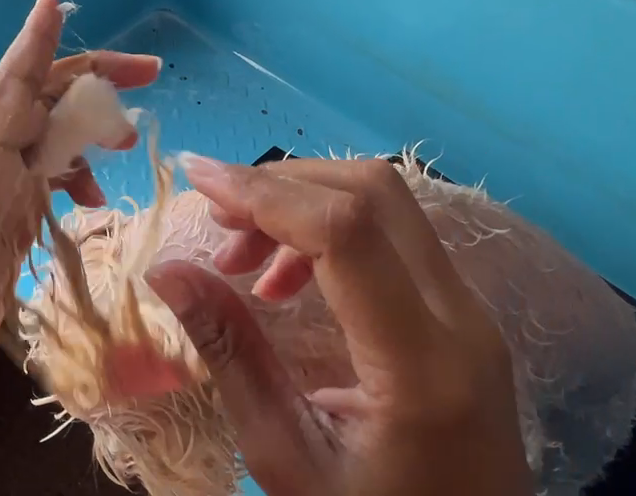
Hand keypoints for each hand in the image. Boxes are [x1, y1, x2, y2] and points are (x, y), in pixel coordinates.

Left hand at [0, 0, 158, 495]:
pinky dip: (69, 173)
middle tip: (148, 73)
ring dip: (82, 124)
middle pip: (32, 109)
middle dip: (84, 77)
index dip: (31, 50)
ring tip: (127, 136)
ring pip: (39, 142)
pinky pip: (39, 186)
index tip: (53, 3)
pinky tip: (89, 195)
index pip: (4, 100)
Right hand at [145, 154, 532, 495]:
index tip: (196, 179)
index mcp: (421, 367)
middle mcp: (461, 320)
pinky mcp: (460, 311)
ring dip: (301, 203)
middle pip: (372, 192)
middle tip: (217, 220)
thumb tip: (165, 269)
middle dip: (280, 184)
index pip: (346, 232)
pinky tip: (283, 279)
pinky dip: (327, 228)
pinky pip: (392, 234)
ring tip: (240, 256)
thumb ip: (229, 355)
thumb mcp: (285, 456)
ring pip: (385, 202)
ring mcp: (470, 310)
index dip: (264, 192)